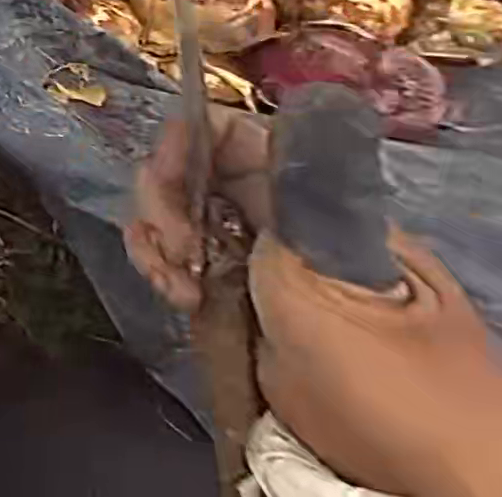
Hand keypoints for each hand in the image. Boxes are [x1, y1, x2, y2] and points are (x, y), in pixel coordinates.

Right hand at [129, 108, 501, 493]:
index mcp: (314, 203)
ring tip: (178, 288)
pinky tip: (177, 298)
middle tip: (178, 250)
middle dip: (161, 204)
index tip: (168, 178)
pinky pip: (166, 255)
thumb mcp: (336, 274)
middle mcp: (277, 218)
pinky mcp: (223, 290)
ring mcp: (247, 256)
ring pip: (166, 214)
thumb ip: (304, 192)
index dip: (186, 142)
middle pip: (184, 173)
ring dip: (154, 243)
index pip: (232, 135)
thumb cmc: (382, 368)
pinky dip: (156, 268)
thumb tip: (319, 99)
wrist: (404, 473)